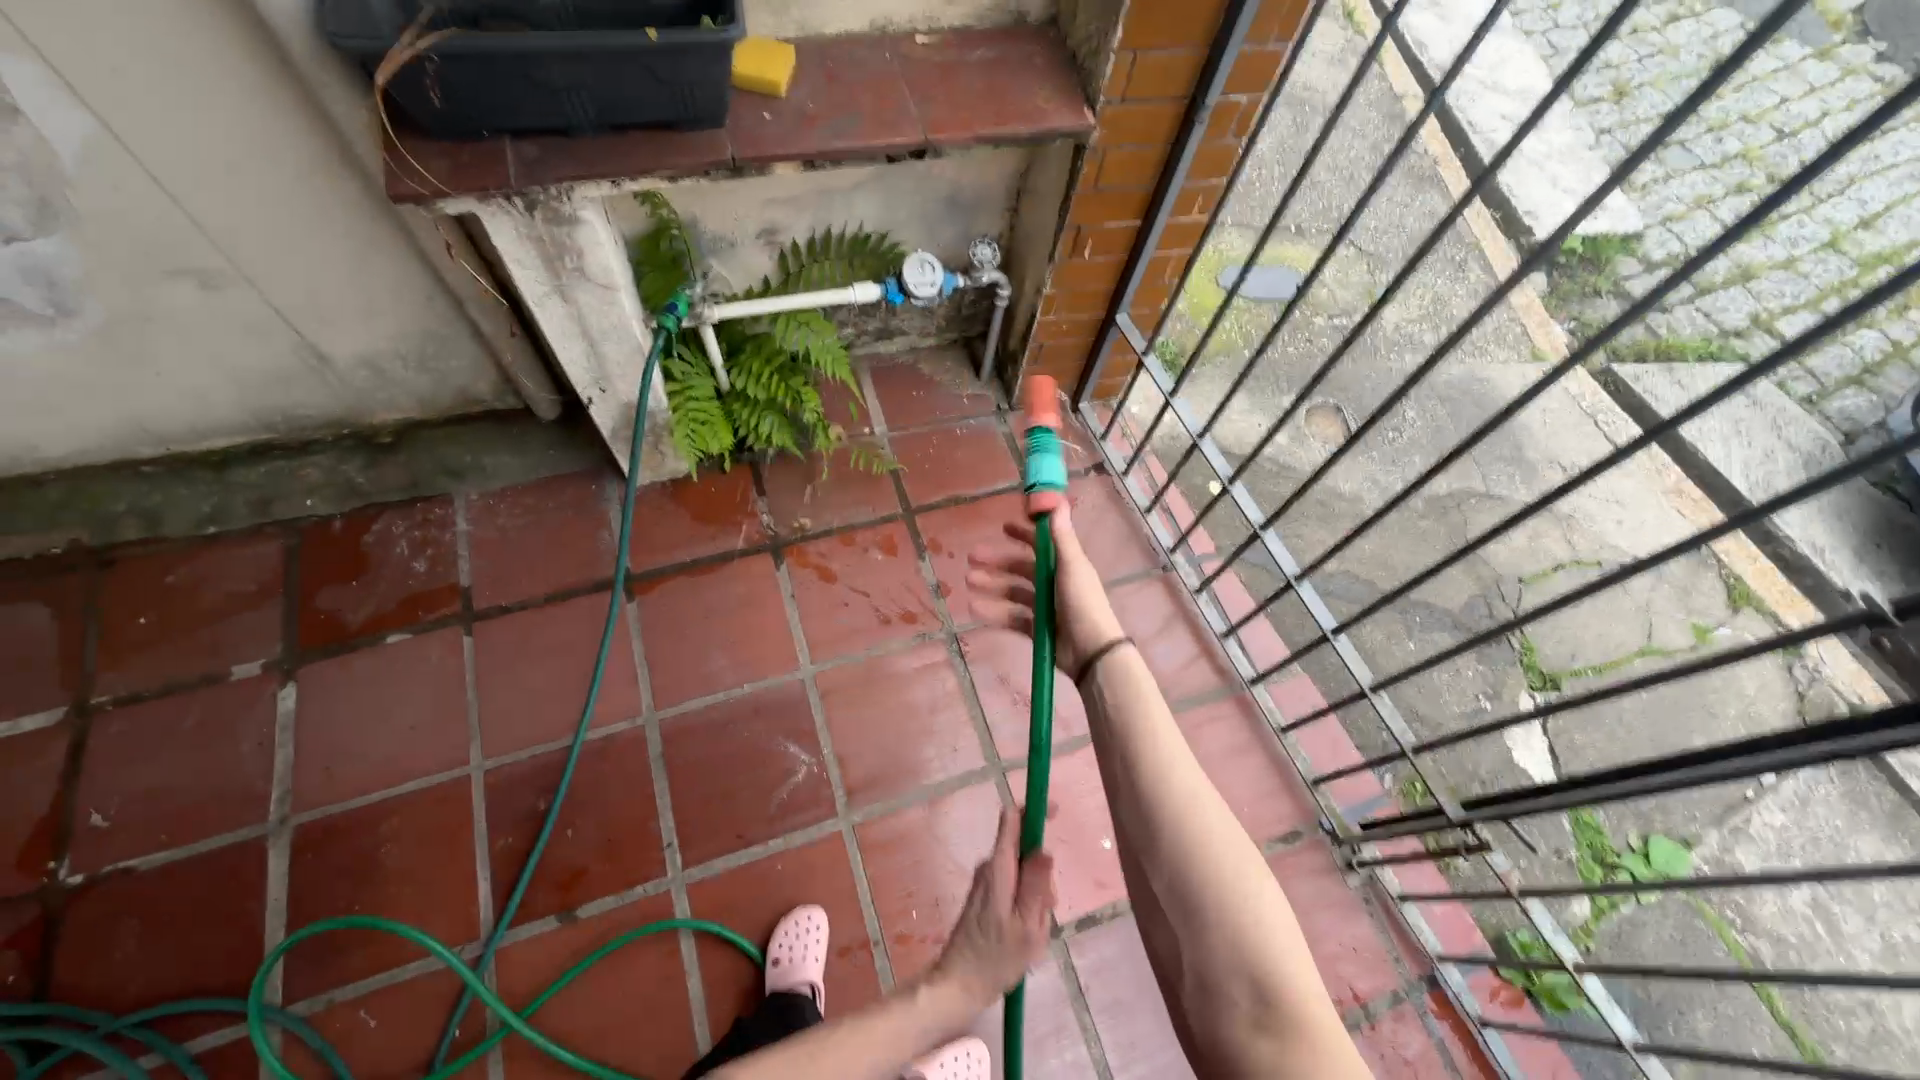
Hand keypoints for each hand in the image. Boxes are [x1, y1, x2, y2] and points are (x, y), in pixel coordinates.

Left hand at [933, 806, 1056, 1006]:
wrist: (959, 984)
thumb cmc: (996, 958)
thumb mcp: (1027, 925)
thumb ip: (1036, 885)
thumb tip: (1045, 849)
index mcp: (999, 868)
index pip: (1013, 819)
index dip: (1035, 809)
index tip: (1057, 812)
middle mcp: (990, 867)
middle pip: (1025, 848)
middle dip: (1043, 874)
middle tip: (1045, 912)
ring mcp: (987, 881)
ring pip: (1024, 872)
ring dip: (1037, 896)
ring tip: (1032, 931)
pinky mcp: (987, 896)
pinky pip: (1015, 887)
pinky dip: (1027, 905)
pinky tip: (1024, 934)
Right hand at [966, 505, 1124, 675]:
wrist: (1092, 652)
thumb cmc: (1083, 604)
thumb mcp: (1072, 566)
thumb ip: (1061, 536)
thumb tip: (1056, 501)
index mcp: (1065, 564)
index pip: (1041, 544)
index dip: (1023, 534)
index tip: (1002, 527)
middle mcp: (1054, 582)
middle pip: (1021, 568)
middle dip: (997, 562)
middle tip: (971, 559)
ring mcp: (1045, 606)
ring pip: (1013, 591)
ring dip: (991, 585)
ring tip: (969, 583)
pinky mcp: (1037, 629)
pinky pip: (1012, 617)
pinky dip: (995, 613)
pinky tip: (975, 610)